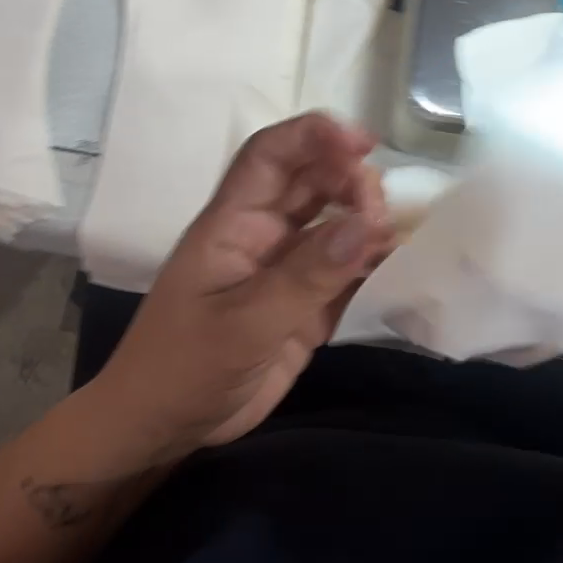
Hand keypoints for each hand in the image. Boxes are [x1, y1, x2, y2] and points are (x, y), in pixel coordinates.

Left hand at [90, 112, 394, 459]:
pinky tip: (398, 267)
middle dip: (349, 179)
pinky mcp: (303, 308)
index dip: (313, 136)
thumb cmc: (185, 366)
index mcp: (232, 223)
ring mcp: (284, 271)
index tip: (362, 143)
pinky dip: (370, 266)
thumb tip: (368, 224)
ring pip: (332, 224)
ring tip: (392, 237)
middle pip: (310, 183)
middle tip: (379, 207)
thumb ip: (306, 276)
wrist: (163, 427)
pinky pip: (343, 272)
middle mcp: (261, 236)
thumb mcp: (244, 323)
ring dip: (365, 221)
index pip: (270, 155)